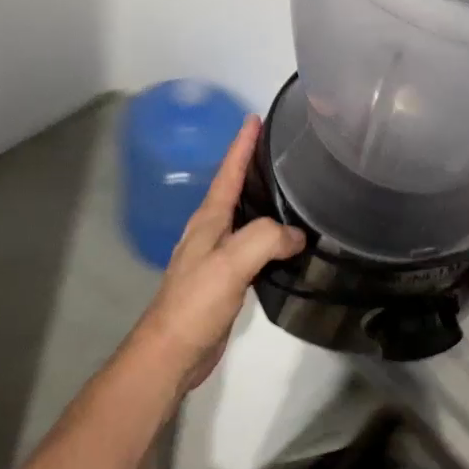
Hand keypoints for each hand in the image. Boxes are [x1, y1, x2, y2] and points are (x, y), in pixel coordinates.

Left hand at [127, 116, 306, 391]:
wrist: (172, 350)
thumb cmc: (195, 302)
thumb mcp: (230, 263)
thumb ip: (262, 239)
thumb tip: (296, 234)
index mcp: (208, 220)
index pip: (228, 173)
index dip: (242, 145)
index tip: (255, 118)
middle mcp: (209, 231)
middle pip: (233, 189)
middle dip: (253, 166)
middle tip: (282, 149)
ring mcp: (214, 255)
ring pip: (242, 217)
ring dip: (260, 200)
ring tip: (289, 189)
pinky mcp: (224, 279)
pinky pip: (249, 245)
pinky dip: (266, 235)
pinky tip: (284, 243)